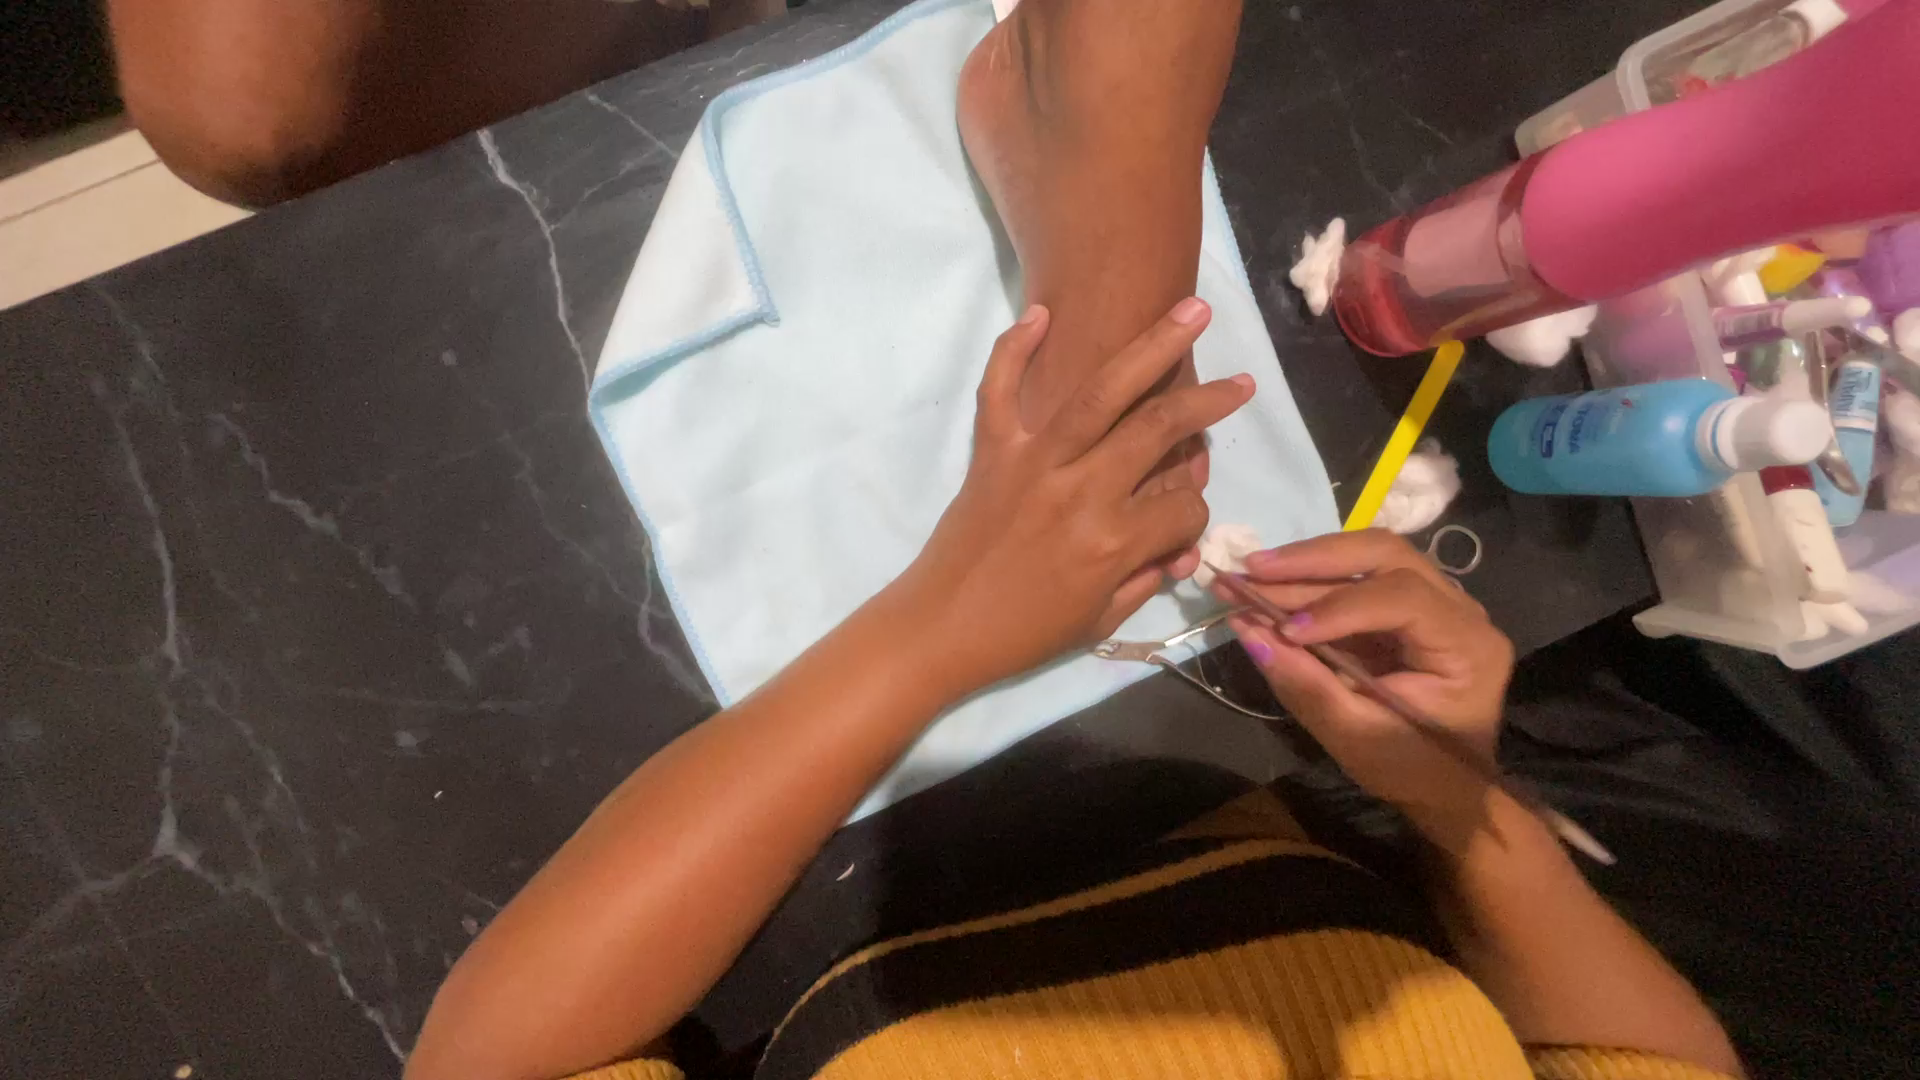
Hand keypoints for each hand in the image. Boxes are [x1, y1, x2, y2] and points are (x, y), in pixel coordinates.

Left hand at [895, 299, 1254, 695]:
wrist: (940, 628)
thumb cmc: (1023, 634)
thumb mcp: (1100, 621)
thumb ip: (1146, 578)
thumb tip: (1178, 548)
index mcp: (1113, 542)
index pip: (1185, 506)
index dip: (1194, 516)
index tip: (1180, 526)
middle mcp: (1081, 490)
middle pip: (1160, 429)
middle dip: (1209, 403)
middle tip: (1240, 382)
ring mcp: (1032, 462)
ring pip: (1101, 393)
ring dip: (1152, 347)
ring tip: (1191, 312)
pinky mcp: (991, 451)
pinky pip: (999, 390)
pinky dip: (1013, 350)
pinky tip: (1041, 316)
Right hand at [1222, 530, 1514, 820]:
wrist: (1441, 785)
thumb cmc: (1409, 766)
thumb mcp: (1354, 736)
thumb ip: (1304, 683)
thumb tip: (1246, 630)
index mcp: (1466, 646)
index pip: (1401, 598)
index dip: (1337, 608)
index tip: (1284, 632)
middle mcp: (1457, 608)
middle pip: (1384, 555)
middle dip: (1312, 561)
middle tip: (1250, 569)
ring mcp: (1429, 600)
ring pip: (1365, 555)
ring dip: (1301, 563)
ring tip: (1242, 574)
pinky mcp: (1397, 604)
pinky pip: (1351, 576)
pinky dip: (1305, 578)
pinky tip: (1262, 585)